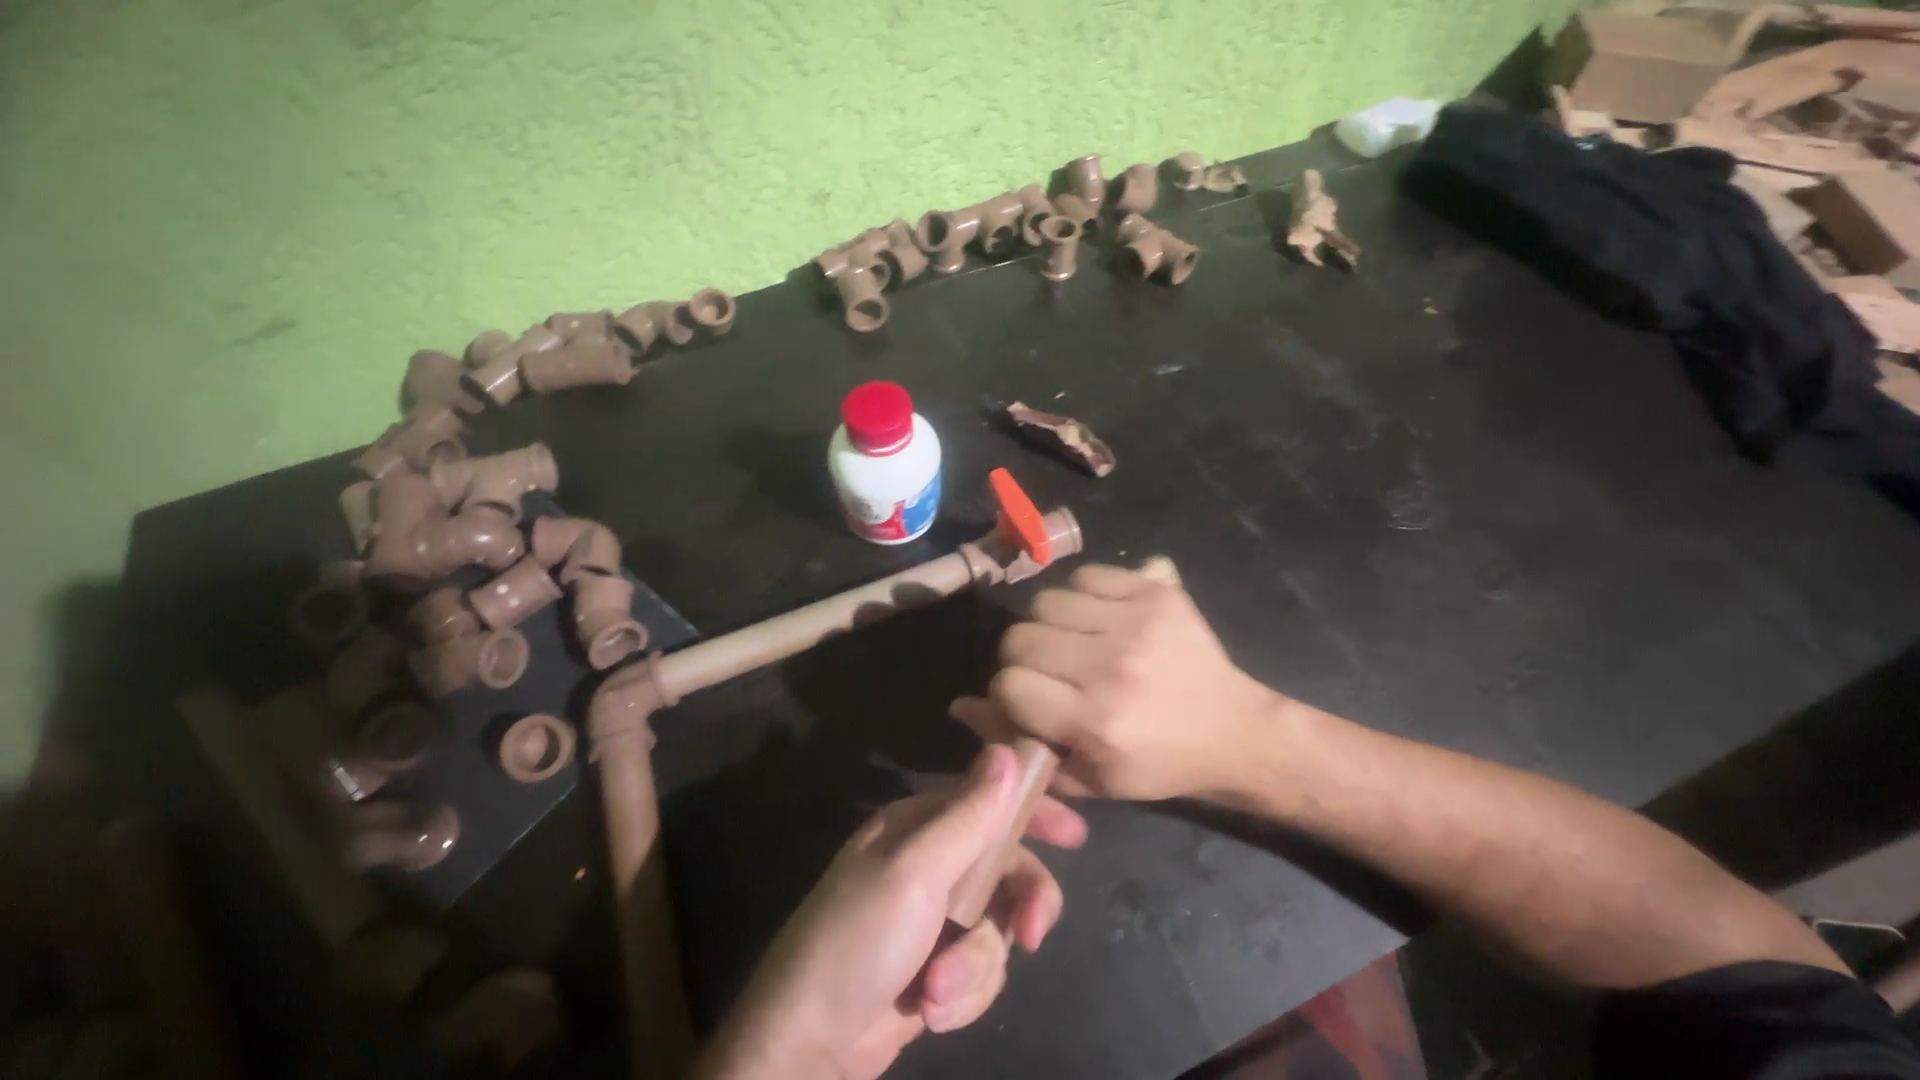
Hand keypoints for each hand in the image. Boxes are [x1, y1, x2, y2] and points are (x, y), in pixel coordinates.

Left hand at [695, 744, 1087, 1079]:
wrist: (809, 1043)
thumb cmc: (858, 941)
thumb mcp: (915, 874)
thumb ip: (967, 817)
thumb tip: (1005, 751)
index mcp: (915, 828)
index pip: (985, 800)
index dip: (1031, 810)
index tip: (1075, 834)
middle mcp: (928, 867)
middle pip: (1006, 869)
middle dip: (1019, 905)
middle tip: (1032, 933)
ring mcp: (933, 921)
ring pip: (998, 929)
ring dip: (975, 966)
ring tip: (937, 990)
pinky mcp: (938, 969)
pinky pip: (982, 970)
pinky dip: (963, 993)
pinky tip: (931, 1010)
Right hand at [952, 563, 1286, 801]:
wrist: (1234, 731)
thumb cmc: (1155, 765)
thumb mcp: (1085, 777)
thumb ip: (1018, 744)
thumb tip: (960, 705)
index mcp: (1096, 721)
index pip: (1008, 684)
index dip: (1010, 695)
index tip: (1031, 704)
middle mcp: (1114, 667)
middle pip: (1019, 638)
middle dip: (1023, 659)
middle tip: (1050, 675)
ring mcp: (1137, 622)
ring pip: (1046, 602)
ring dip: (1049, 626)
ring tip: (1073, 645)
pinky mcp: (1157, 592)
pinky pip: (1086, 576)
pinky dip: (1082, 597)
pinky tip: (1099, 622)